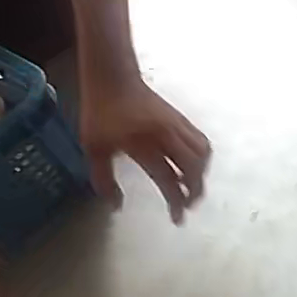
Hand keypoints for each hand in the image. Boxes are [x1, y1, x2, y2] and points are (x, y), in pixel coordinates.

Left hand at [79, 72, 211, 222]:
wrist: (113, 78)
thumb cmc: (100, 113)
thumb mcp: (93, 149)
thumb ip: (104, 179)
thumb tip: (116, 205)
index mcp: (144, 144)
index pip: (168, 178)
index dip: (175, 200)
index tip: (177, 218)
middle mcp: (167, 136)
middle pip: (194, 167)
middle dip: (196, 189)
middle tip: (189, 204)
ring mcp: (178, 125)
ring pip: (202, 153)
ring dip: (201, 173)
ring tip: (192, 185)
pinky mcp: (181, 119)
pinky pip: (201, 141)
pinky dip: (202, 157)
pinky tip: (193, 164)